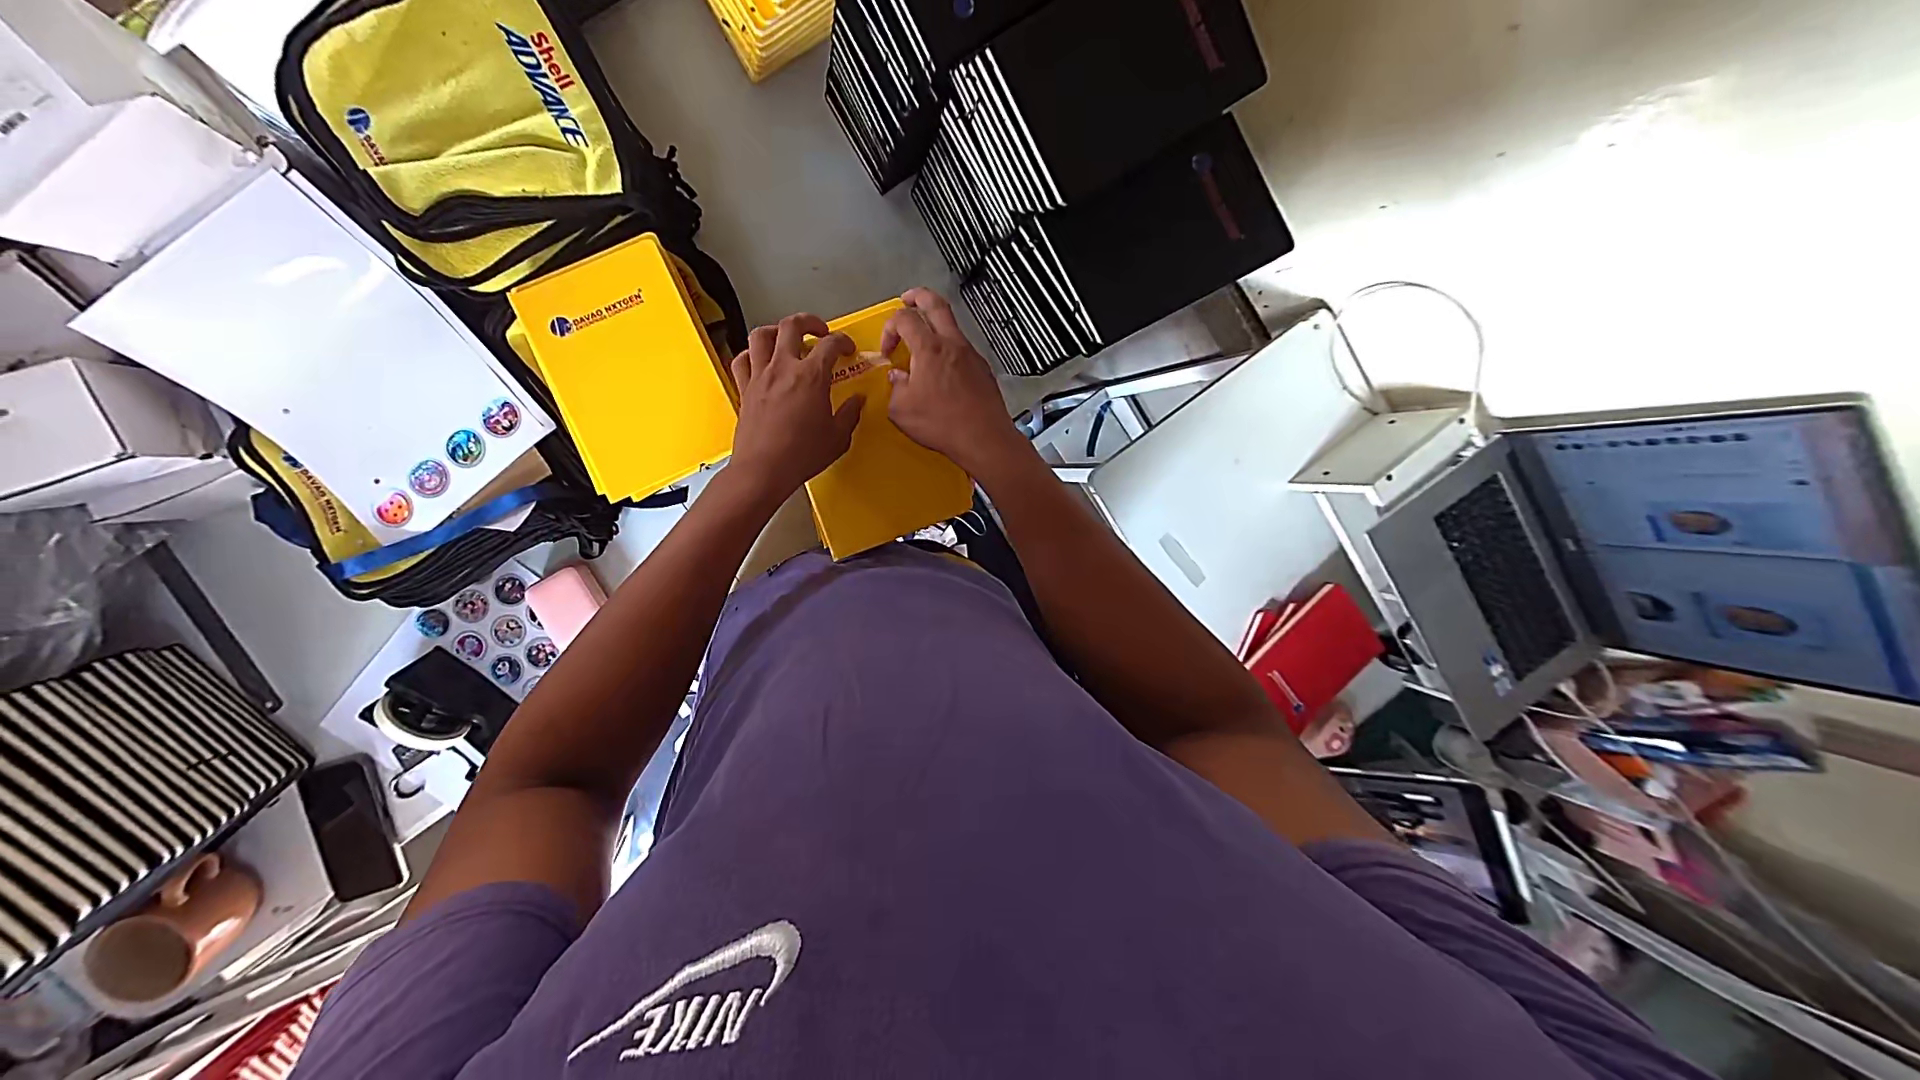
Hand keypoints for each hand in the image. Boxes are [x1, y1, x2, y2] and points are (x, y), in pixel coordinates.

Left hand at [727, 314, 863, 504]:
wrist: (764, 470)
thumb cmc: (800, 455)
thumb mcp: (838, 437)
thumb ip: (850, 414)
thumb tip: (857, 403)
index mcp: (811, 377)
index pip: (830, 344)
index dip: (843, 341)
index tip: (846, 348)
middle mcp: (783, 369)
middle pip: (792, 326)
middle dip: (809, 321)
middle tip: (819, 330)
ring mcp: (760, 377)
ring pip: (761, 335)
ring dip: (776, 330)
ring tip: (786, 337)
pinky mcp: (745, 390)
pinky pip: (742, 360)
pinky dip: (751, 354)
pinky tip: (759, 359)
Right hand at [882, 288, 1029, 478]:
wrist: (983, 438)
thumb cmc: (943, 424)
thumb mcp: (902, 410)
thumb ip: (895, 388)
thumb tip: (897, 379)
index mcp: (928, 349)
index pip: (904, 318)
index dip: (890, 328)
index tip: (887, 350)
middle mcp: (952, 345)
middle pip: (935, 303)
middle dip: (918, 296)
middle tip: (907, 299)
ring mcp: (971, 355)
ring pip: (952, 326)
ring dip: (936, 325)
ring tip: (924, 339)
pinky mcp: (983, 369)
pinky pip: (963, 349)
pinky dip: (949, 349)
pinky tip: (943, 369)